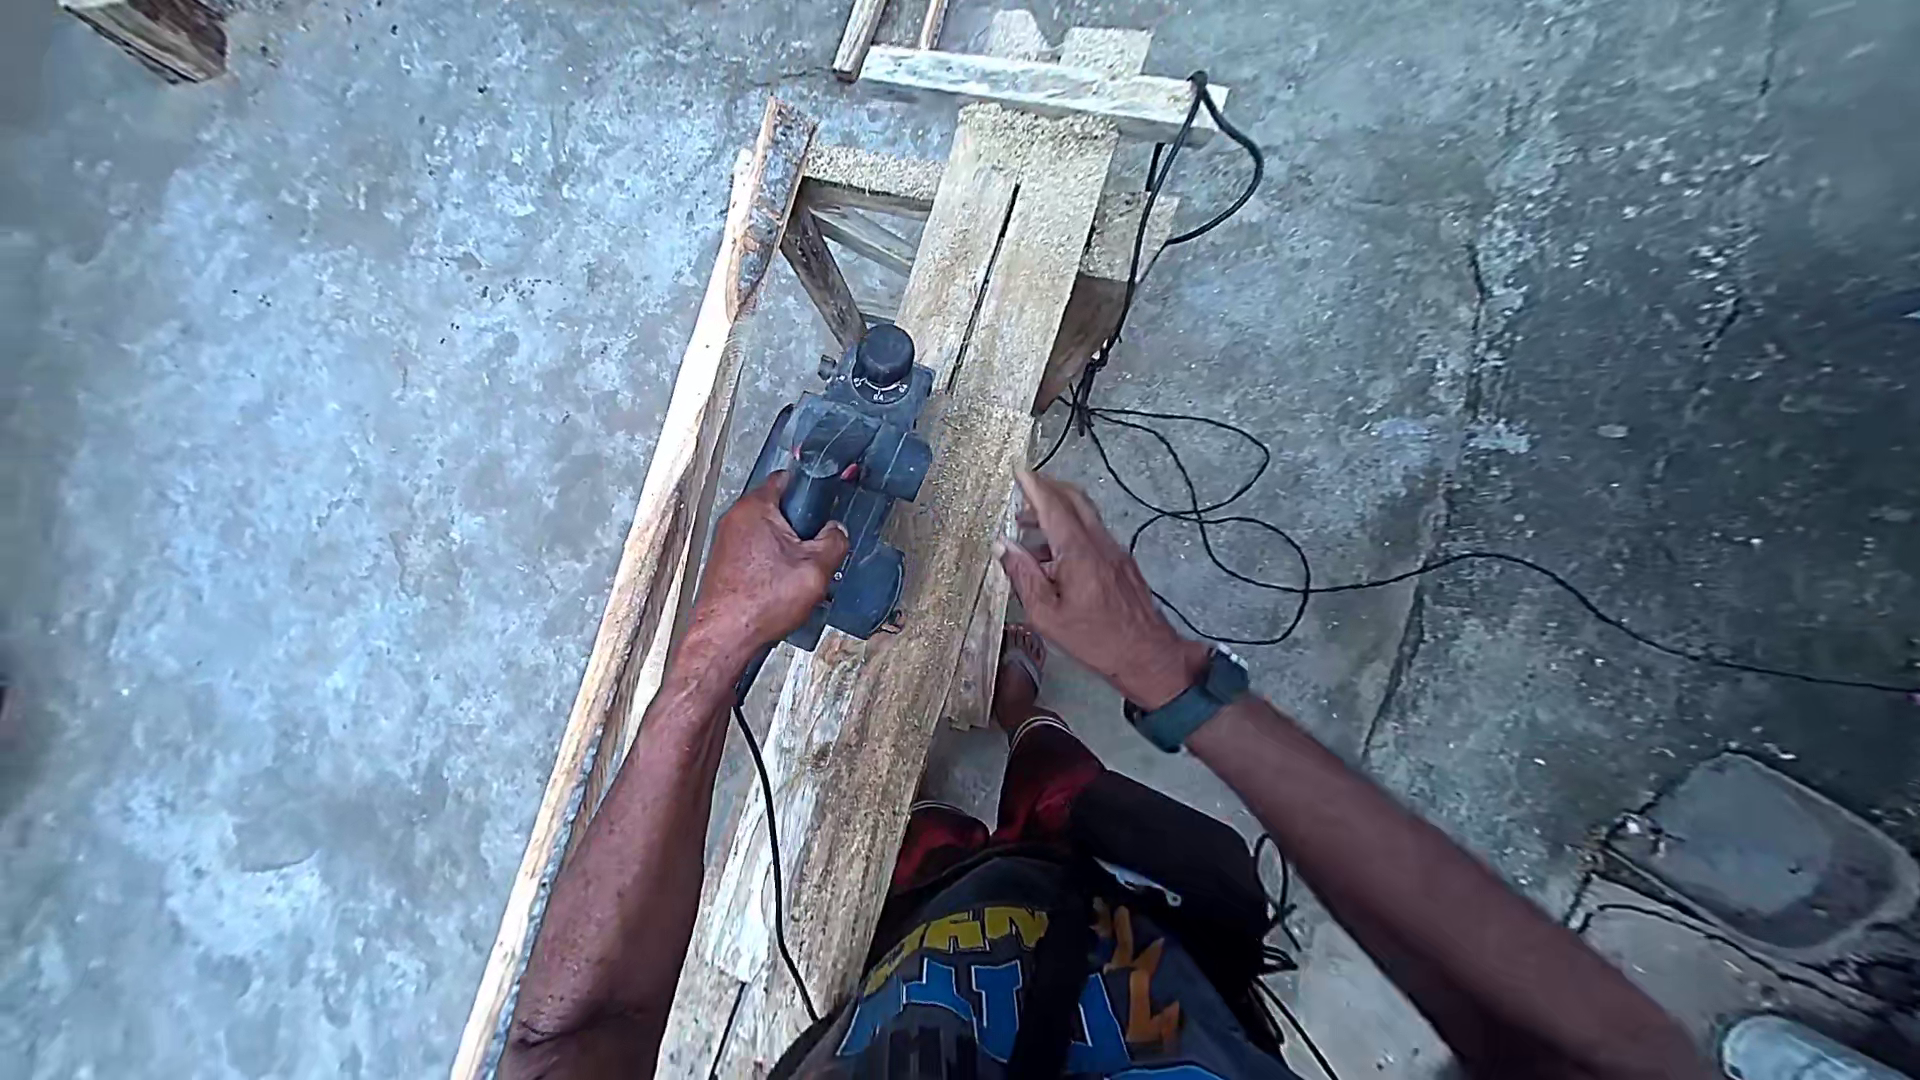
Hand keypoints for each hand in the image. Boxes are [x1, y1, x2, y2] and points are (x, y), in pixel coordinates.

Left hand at [685, 472, 848, 663]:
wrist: (725, 638)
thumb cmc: (758, 602)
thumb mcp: (816, 568)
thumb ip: (834, 541)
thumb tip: (837, 531)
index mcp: (755, 508)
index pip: (787, 478)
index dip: (812, 487)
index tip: (826, 498)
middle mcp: (736, 519)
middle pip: (781, 509)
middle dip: (804, 527)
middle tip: (819, 547)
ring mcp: (728, 542)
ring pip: (772, 534)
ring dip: (790, 549)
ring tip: (802, 573)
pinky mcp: (727, 563)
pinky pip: (760, 553)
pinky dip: (775, 564)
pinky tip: (785, 587)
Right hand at [996, 469, 1210, 708]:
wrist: (1148, 655)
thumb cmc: (1094, 640)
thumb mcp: (1046, 614)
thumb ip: (1023, 575)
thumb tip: (1003, 546)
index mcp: (1078, 552)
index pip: (1052, 506)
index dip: (1033, 485)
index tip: (1018, 471)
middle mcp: (1099, 543)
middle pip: (1074, 499)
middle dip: (1048, 488)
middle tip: (1023, 489)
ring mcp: (1114, 551)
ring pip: (1085, 515)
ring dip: (1058, 510)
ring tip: (1029, 524)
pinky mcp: (1121, 562)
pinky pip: (1092, 533)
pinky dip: (1070, 528)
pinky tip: (1053, 552)